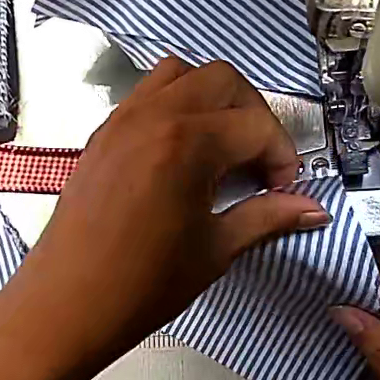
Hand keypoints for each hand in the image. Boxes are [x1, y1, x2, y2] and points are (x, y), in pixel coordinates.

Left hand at [0, 57, 328, 379]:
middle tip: (260, 161)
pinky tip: (184, 151)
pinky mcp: (103, 132)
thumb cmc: (141, 285)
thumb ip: (267, 217)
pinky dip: (177, 104)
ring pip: (181, 73)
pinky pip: (148, 93)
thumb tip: (313, 209)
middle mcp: (154, 115)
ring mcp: (123, 119)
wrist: (65, 305)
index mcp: (186, 143)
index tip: (284, 189)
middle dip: (254, 114)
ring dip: (213, 98)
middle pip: (223, 80)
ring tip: (223, 145)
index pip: (256, 126)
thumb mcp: (214, 250)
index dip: (282, 156)